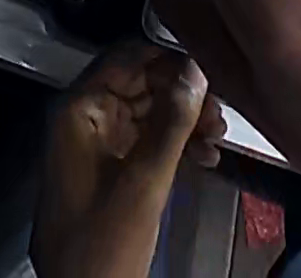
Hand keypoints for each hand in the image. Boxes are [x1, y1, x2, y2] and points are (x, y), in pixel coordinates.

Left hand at [31, 41, 226, 277]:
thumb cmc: (104, 241)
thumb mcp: (144, 179)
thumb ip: (172, 121)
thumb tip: (196, 70)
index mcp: (80, 109)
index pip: (125, 60)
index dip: (166, 59)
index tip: (205, 66)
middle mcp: (85, 117)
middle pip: (138, 85)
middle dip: (181, 95)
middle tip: (219, 109)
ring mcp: (98, 143)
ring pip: (147, 113)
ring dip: (183, 121)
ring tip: (218, 135)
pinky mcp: (111, 169)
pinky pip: (146, 141)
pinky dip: (174, 145)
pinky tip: (206, 157)